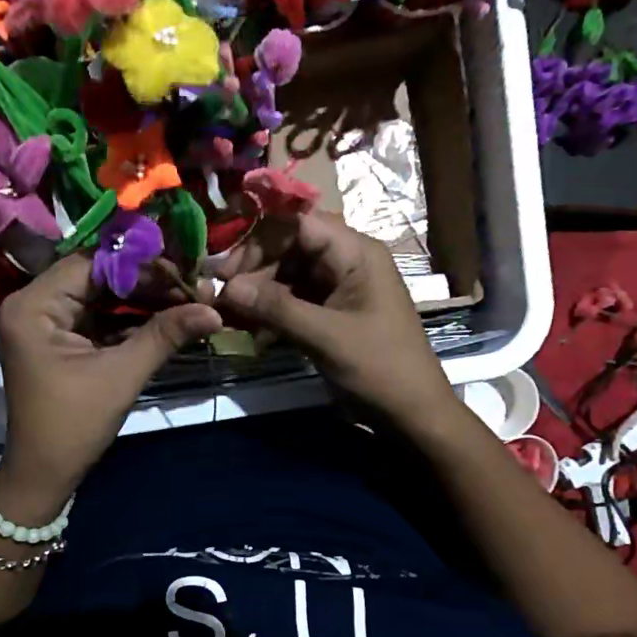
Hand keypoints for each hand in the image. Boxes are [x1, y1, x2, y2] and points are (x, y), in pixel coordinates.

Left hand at [0, 255, 221, 516]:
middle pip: (99, 277)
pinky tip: (169, 319)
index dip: (142, 266)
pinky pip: (101, 318)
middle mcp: (35, 304)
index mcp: (34, 305)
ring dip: (145, 301)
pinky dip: (132, 320)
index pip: (93, 264)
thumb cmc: (74, 425)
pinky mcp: (62, 340)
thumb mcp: (121, 375)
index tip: (186, 273)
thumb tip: (214, 310)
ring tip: (190, 301)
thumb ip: (164, 335)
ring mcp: (47, 322)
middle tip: (195, 288)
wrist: (45, 473)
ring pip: (103, 297)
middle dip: (148, 283)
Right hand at [215, 212, 454, 429]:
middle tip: (222, 299)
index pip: (298, 223)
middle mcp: (347, 261)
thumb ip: (276, 308)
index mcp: (356, 252)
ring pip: (289, 276)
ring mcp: (340, 288)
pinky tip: (252, 332)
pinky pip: (296, 302)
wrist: (413, 414)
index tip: (226, 269)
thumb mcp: (325, 337)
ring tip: (232, 318)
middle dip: (255, 270)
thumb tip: (226, 288)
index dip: (259, 239)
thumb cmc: (379, 368)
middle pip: (290, 248)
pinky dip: (273, 313)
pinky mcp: (333, 314)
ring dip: (260, 294)